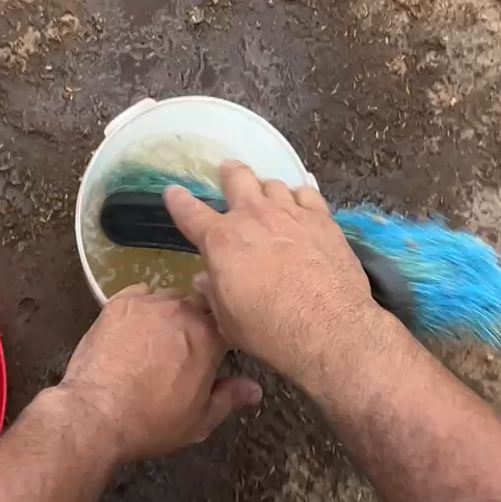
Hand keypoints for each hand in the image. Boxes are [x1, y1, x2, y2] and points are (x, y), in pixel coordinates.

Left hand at [48, 284, 261, 462]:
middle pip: (202, 301)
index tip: (220, 347)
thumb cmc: (151, 421)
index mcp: (208, 336)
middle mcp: (182, 309)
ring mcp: (150, 301)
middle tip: (189, 343)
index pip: (228, 321)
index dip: (226, 332)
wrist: (95, 412)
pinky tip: (137, 326)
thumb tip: (255, 389)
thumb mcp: (198, 421)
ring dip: (173, 310)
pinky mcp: (120, 301)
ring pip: (171, 295)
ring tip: (161, 335)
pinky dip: (144, 304)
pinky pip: (141, 292)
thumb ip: (229, 398)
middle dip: (201, 317)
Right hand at [163, 161, 395, 386]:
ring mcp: (289, 212)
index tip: (173, 191)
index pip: (190, 212)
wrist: (327, 327)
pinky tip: (302, 204)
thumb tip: (204, 279)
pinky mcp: (320, 218)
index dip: (178, 200)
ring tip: (268, 196)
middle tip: (228, 171)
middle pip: (237, 177)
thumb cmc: (269, 330)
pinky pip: (307, 193)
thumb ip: (213, 294)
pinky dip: (300, 196)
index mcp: (221, 240)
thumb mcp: (228, 321)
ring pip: (273, 183)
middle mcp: (253, 216)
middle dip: (230, 172)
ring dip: (266, 189)